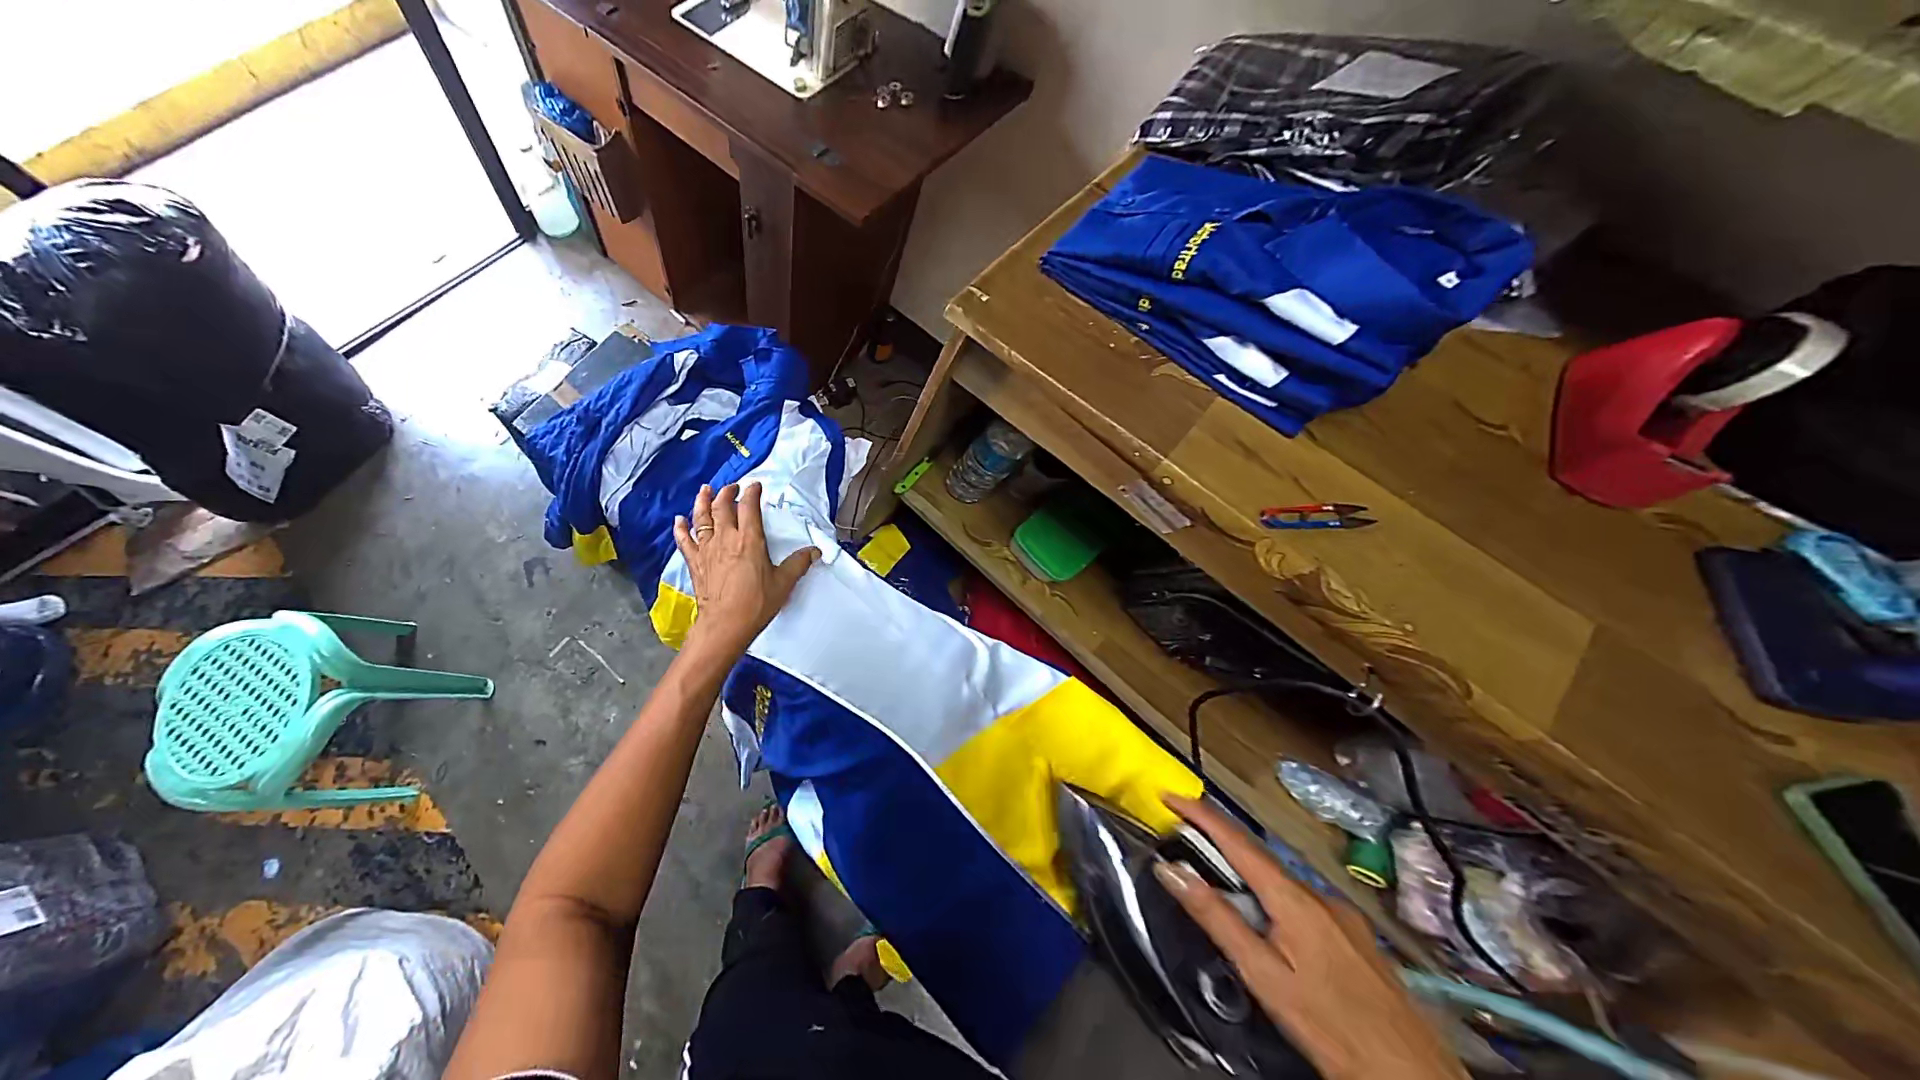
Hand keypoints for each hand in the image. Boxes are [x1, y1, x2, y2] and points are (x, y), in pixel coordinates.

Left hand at [673, 482, 818, 655]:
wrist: (725, 624)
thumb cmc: (754, 604)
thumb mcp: (784, 582)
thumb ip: (798, 563)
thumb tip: (813, 552)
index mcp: (750, 540)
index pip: (749, 507)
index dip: (752, 493)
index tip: (755, 487)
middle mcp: (726, 539)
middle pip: (722, 507)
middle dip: (727, 493)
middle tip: (732, 487)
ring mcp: (707, 550)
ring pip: (702, 518)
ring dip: (703, 501)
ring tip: (705, 490)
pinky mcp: (695, 563)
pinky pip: (685, 541)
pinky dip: (681, 529)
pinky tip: (679, 521)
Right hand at [1155, 795, 1464, 1079]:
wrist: (1411, 1075)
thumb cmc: (1332, 1028)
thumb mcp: (1262, 974)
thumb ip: (1216, 918)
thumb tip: (1173, 872)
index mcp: (1294, 900)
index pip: (1237, 842)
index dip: (1200, 814)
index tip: (1171, 797)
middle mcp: (1321, 897)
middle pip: (1259, 860)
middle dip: (1220, 850)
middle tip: (1184, 851)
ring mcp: (1343, 916)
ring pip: (1282, 884)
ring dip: (1248, 883)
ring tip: (1223, 905)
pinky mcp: (1356, 938)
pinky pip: (1304, 905)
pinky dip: (1276, 904)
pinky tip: (1272, 936)